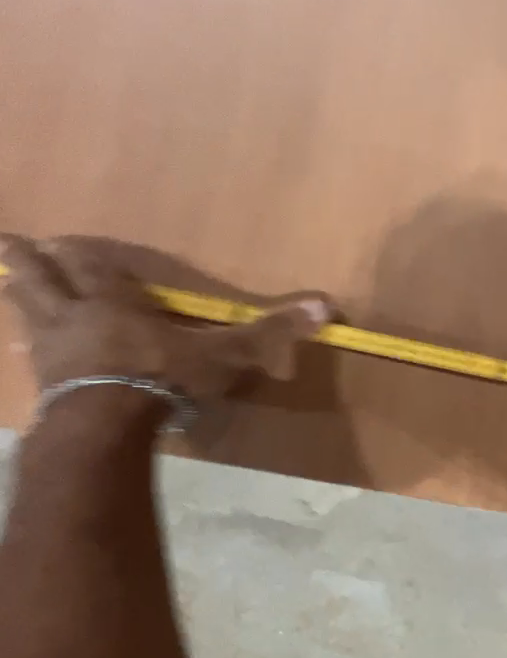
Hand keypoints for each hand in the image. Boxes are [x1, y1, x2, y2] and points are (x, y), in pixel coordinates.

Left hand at [1, 234, 329, 404]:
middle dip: (26, 261)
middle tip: (10, 242)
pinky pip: (28, 351)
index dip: (80, 253)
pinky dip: (24, 344)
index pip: (92, 268)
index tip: (60, 238)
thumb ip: (269, 331)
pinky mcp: (42, 378)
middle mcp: (74, 315)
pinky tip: (24, 349)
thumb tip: (324, 305)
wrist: (109, 419)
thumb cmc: (167, 374)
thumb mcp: (229, 352)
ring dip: (18, 295)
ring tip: (8, 285)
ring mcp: (51, 347)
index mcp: (114, 303)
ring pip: (24, 310)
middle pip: (39, 279)